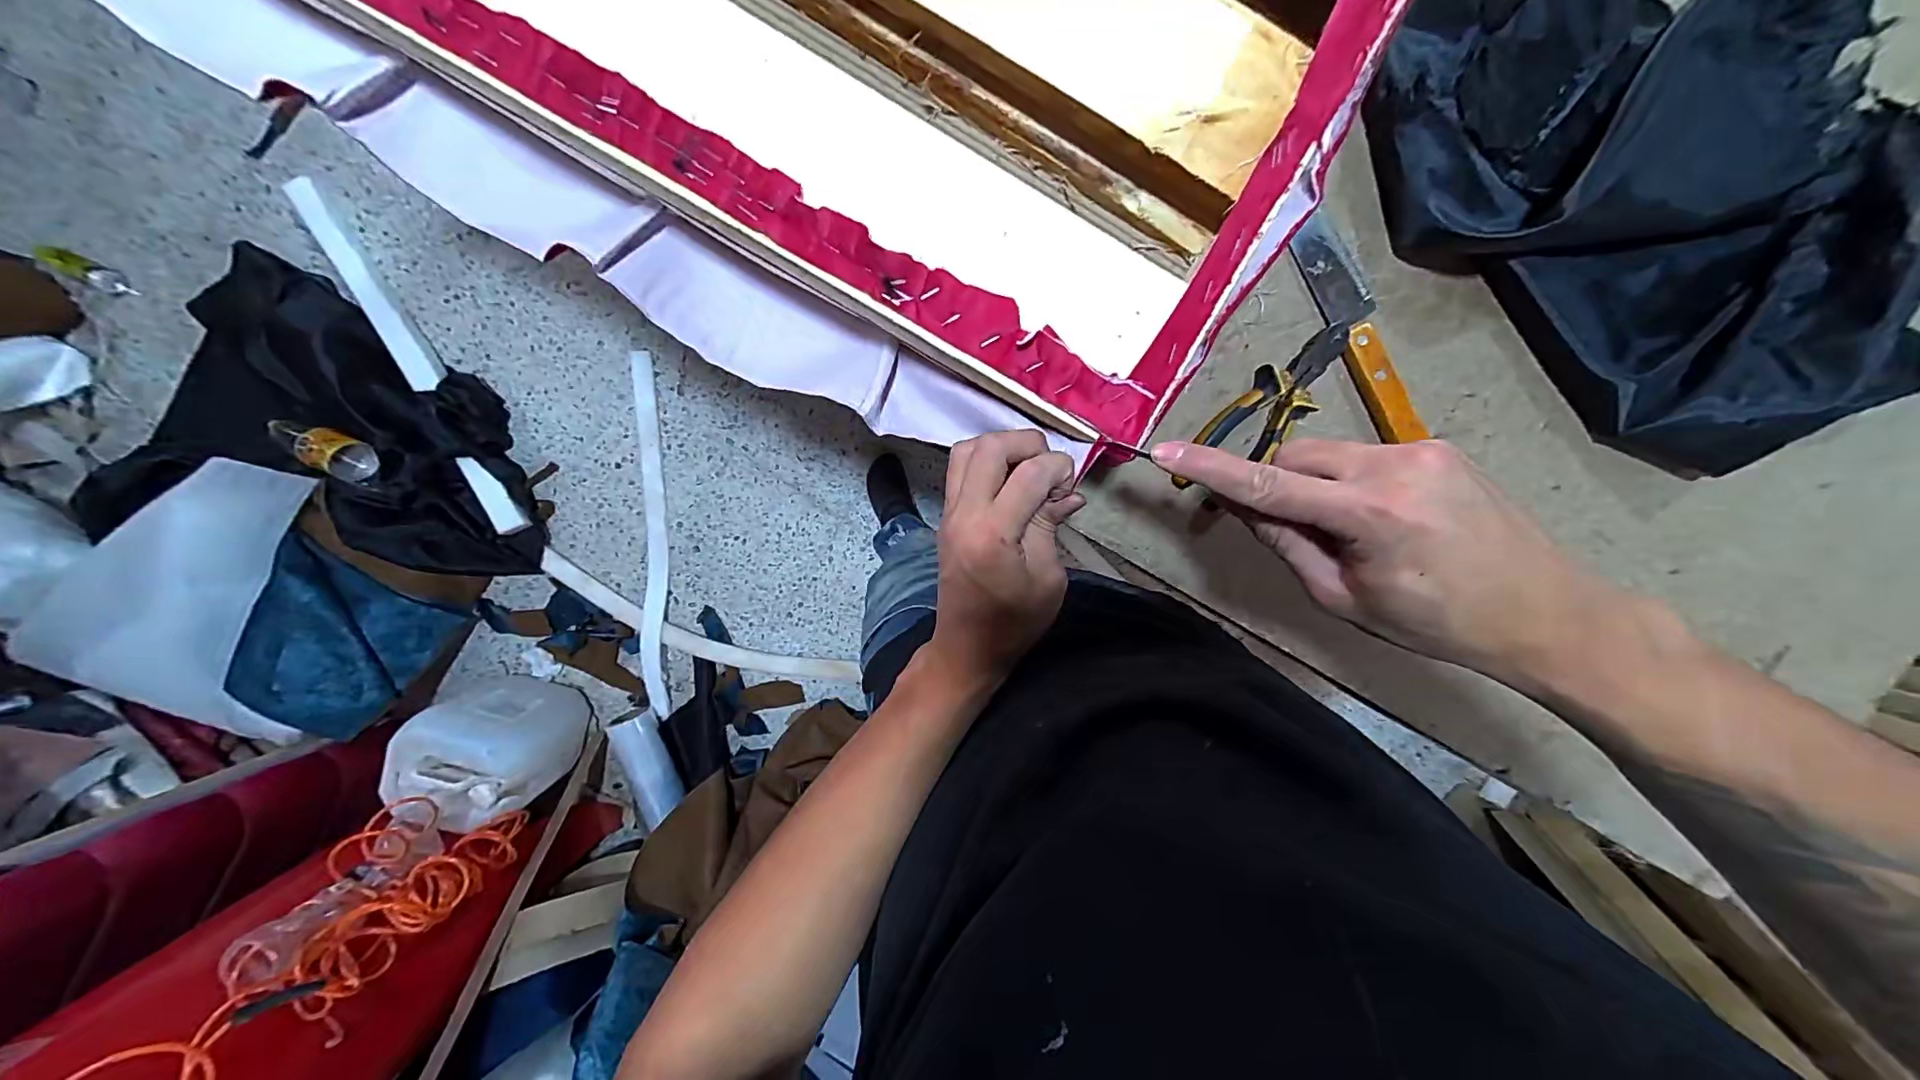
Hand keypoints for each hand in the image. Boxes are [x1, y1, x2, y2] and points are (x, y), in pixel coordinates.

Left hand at [929, 431, 1085, 685]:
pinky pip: (960, 469)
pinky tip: (1011, 481)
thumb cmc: (1013, 623)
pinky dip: (987, 461)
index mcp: (993, 534)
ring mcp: (949, 513)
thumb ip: (1050, 526)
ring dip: (1002, 447)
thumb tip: (1068, 491)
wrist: (966, 648)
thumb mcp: (1048, 579)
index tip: (1072, 483)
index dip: (1059, 467)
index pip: (1028, 474)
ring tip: (1029, 468)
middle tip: (1050, 467)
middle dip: (1027, 444)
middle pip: (990, 447)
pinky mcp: (946, 516)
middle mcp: (964, 514)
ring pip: (967, 449)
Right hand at [1151, 437, 1633, 683]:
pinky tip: (1377, 518)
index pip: (1269, 484)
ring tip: (1344, 532)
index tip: (1167, 452)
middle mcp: (1395, 465)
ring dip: (1312, 485)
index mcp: (1371, 514)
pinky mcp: (1437, 446)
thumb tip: (1245, 508)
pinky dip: (1346, 482)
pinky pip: (1363, 456)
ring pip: (1327, 454)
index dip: (1211, 469)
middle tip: (1282, 530)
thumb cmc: (1437, 624)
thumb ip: (1288, 546)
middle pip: (1294, 457)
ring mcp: (1421, 449)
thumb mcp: (1344, 598)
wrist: (1548, 612)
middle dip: (1274, 485)